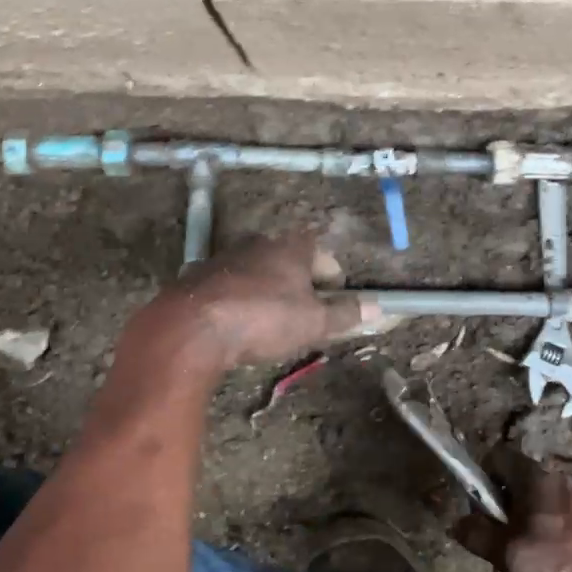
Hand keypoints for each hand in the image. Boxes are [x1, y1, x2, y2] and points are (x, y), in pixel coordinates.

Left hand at [119, 231, 365, 381]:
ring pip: (256, 271)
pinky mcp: (198, 278)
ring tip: (273, 321)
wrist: (192, 327)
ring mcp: (225, 258)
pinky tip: (237, 325)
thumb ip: (345, 314)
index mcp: (290, 247)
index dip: (331, 272)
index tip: (336, 294)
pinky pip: (228, 286)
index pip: (320, 250)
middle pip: (287, 259)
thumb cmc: (263, 319)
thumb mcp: (313, 322)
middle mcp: (258, 244)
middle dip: (300, 281)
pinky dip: (238, 300)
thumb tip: (379, 308)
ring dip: (268, 290)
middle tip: (307, 310)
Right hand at [451, 449, 571, 571]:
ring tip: (516, 556)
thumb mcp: (509, 553)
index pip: (496, 455)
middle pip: (510, 479)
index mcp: (534, 476)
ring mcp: (569, 500)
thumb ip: (478, 536)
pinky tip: (541, 563)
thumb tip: (456, 524)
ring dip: (515, 524)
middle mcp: (551, 479)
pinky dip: (535, 534)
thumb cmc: (561, 562)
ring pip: (527, 501)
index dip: (479, 477)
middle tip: (494, 538)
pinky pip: (546, 516)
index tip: (477, 509)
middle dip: (496, 507)